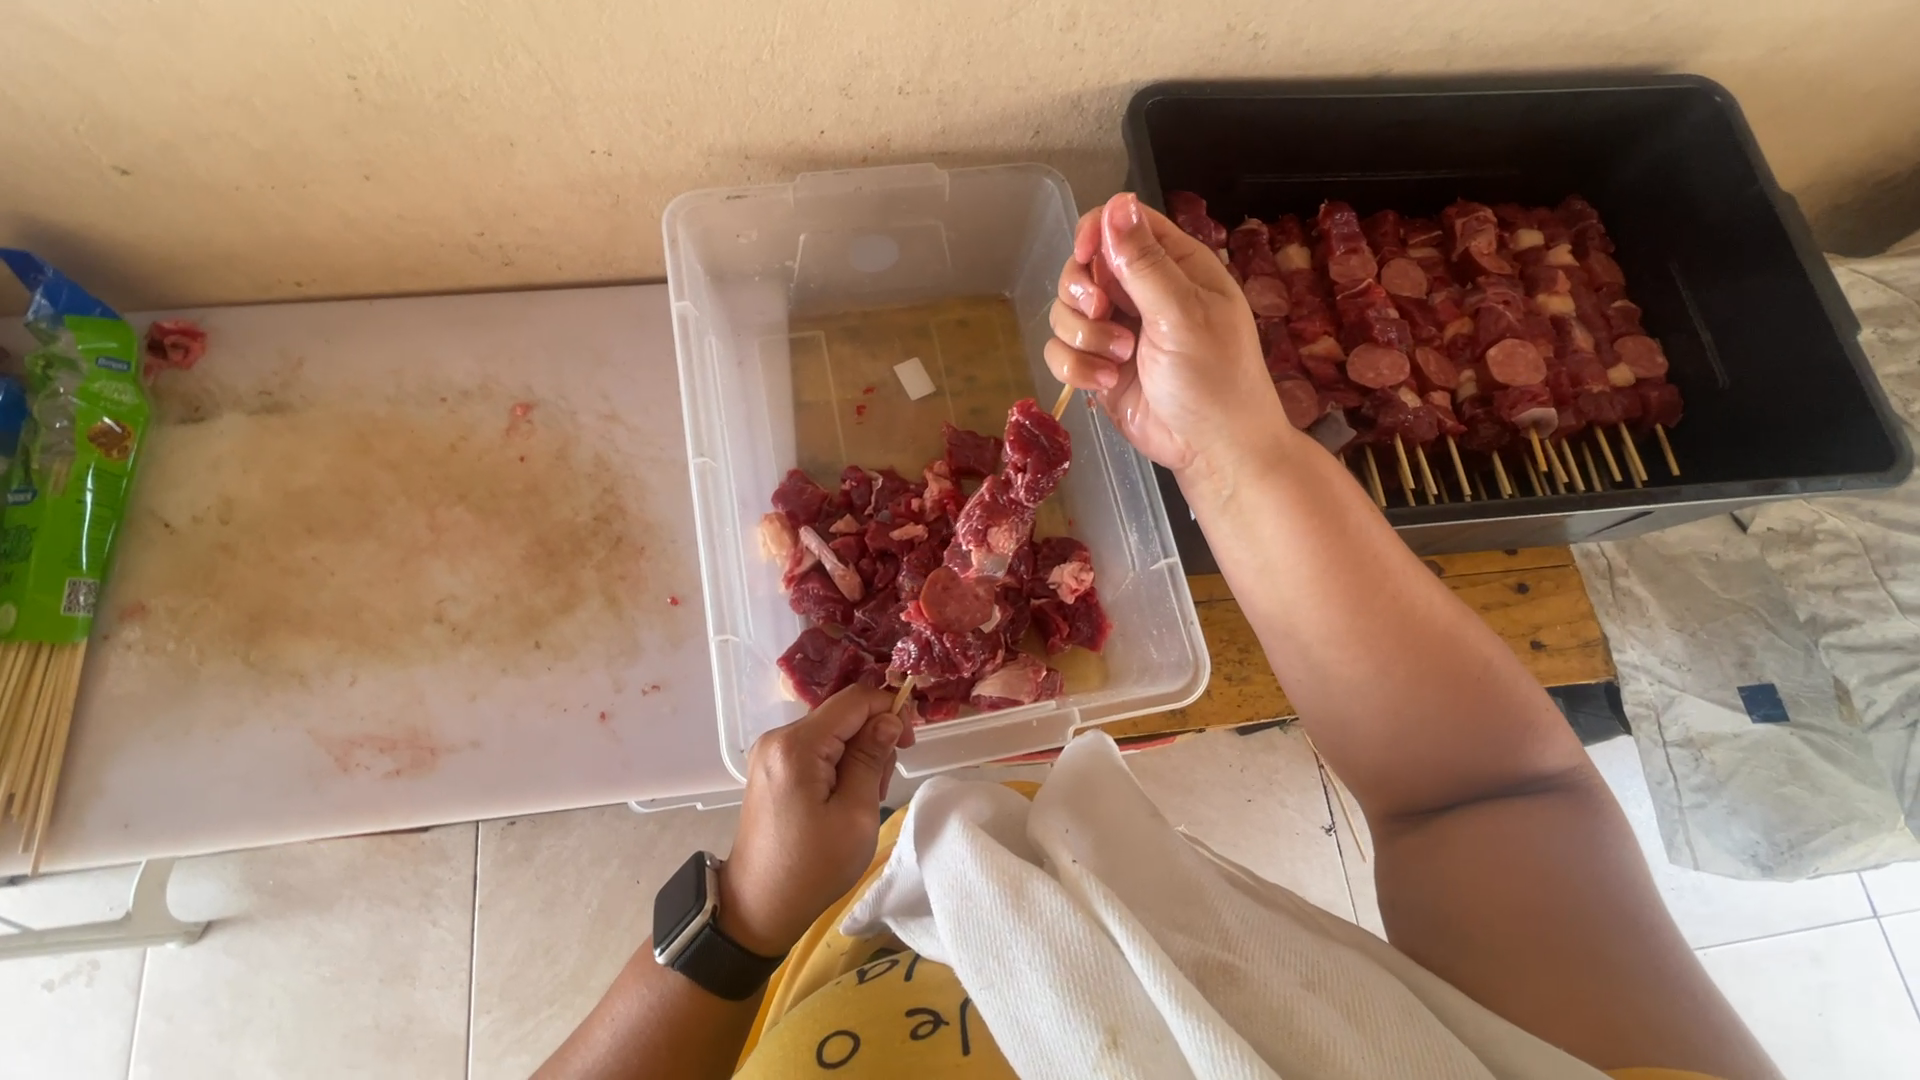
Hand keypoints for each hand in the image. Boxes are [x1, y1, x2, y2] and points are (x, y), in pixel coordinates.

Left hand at [718, 684, 914, 956]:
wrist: (757, 907)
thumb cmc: (812, 868)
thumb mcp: (855, 815)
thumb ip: (872, 758)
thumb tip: (889, 718)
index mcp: (797, 745)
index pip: (854, 700)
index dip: (889, 709)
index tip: (909, 741)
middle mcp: (778, 737)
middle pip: (842, 714)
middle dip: (872, 737)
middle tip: (881, 783)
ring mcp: (771, 751)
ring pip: (832, 730)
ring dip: (857, 753)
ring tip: (861, 798)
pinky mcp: (772, 766)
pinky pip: (816, 747)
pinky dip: (838, 762)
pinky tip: (844, 795)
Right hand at [1046, 192, 1288, 474]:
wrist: (1211, 449)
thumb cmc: (1214, 378)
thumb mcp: (1182, 315)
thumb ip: (1144, 263)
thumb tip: (1117, 202)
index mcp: (1173, 265)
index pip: (1121, 223)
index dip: (1096, 233)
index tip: (1087, 258)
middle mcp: (1140, 292)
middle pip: (1082, 267)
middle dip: (1082, 294)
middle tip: (1104, 315)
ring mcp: (1115, 331)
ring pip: (1064, 312)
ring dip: (1082, 337)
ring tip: (1118, 360)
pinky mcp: (1097, 367)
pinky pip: (1061, 352)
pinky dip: (1075, 368)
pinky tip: (1105, 384)